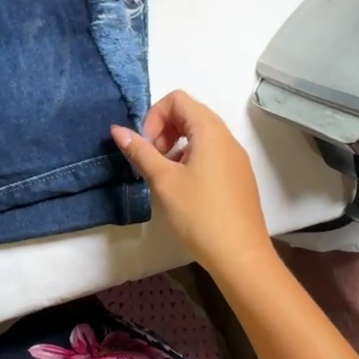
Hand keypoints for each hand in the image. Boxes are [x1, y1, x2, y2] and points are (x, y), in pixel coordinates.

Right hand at [111, 91, 274, 285]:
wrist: (241, 258)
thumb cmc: (200, 214)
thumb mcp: (163, 180)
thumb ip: (140, 151)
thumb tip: (117, 129)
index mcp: (210, 132)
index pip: (178, 99)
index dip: (155, 115)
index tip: (147, 145)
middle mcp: (227, 139)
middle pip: (190, 113)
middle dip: (164, 129)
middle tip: (151, 158)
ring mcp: (236, 159)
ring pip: (200, 135)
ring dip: (175, 144)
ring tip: (164, 174)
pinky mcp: (238, 178)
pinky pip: (211, 153)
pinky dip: (191, 158)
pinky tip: (182, 187)